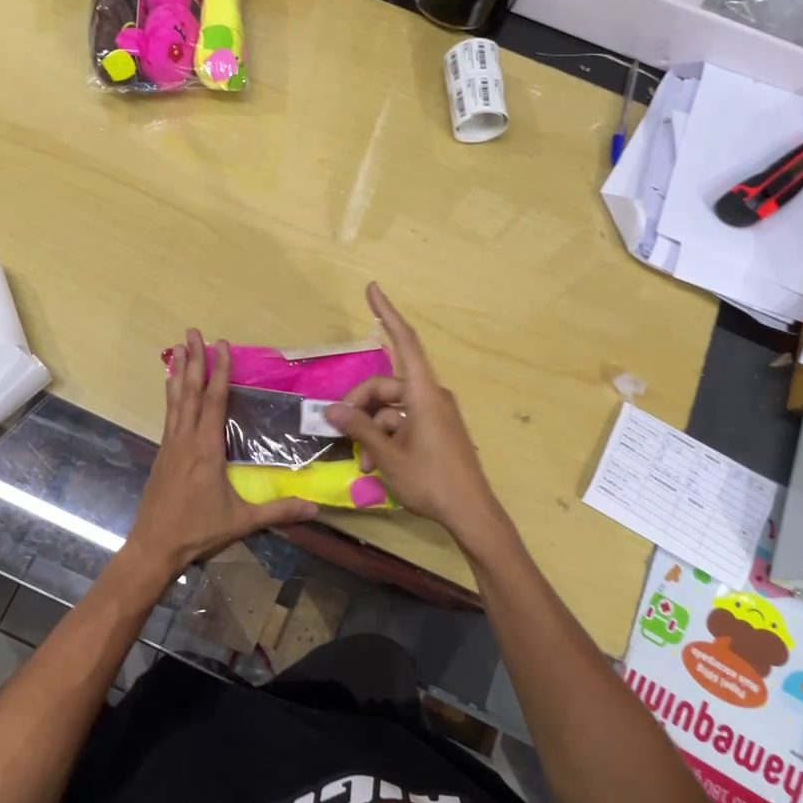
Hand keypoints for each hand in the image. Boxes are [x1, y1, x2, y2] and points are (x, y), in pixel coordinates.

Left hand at [125, 330, 318, 579]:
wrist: (154, 545)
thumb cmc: (198, 531)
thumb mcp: (242, 521)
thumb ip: (279, 511)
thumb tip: (316, 507)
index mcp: (207, 450)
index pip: (215, 402)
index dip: (219, 372)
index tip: (222, 345)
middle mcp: (186, 440)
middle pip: (190, 392)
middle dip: (193, 360)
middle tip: (191, 331)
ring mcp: (170, 446)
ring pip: (175, 401)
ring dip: (178, 372)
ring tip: (177, 348)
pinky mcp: (162, 455)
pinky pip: (168, 416)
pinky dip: (171, 396)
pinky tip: (170, 386)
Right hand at [324, 284, 510, 545]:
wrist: (471, 513)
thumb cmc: (431, 480)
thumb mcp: (388, 455)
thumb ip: (359, 428)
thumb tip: (331, 409)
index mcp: (424, 394)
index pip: (405, 343)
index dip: (388, 314)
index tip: (373, 288)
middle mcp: (430, 397)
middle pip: (385, 386)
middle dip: (359, 406)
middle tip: (338, 429)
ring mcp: (435, 416)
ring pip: (391, 410)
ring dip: (371, 431)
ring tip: (362, 462)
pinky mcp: (435, 433)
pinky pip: (402, 425)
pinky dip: (385, 440)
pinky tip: (374, 466)